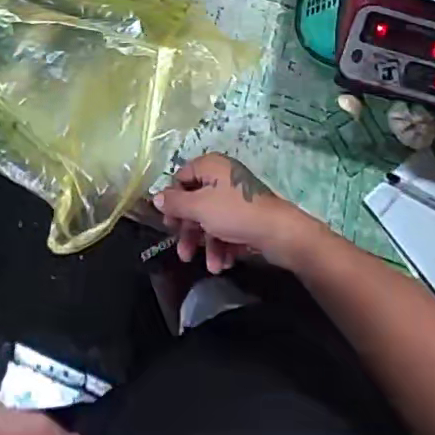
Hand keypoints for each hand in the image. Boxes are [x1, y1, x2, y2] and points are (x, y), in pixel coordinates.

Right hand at [153, 153, 325, 273]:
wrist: (277, 231)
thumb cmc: (235, 213)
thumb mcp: (199, 207)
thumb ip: (175, 203)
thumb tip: (156, 197)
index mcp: (211, 167)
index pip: (182, 178)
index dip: (172, 201)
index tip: (169, 224)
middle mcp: (223, 177)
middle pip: (195, 202)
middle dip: (190, 231)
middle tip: (184, 253)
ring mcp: (236, 196)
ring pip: (211, 219)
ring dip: (208, 245)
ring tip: (213, 267)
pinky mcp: (247, 214)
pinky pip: (227, 228)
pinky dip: (224, 245)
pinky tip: (225, 263)